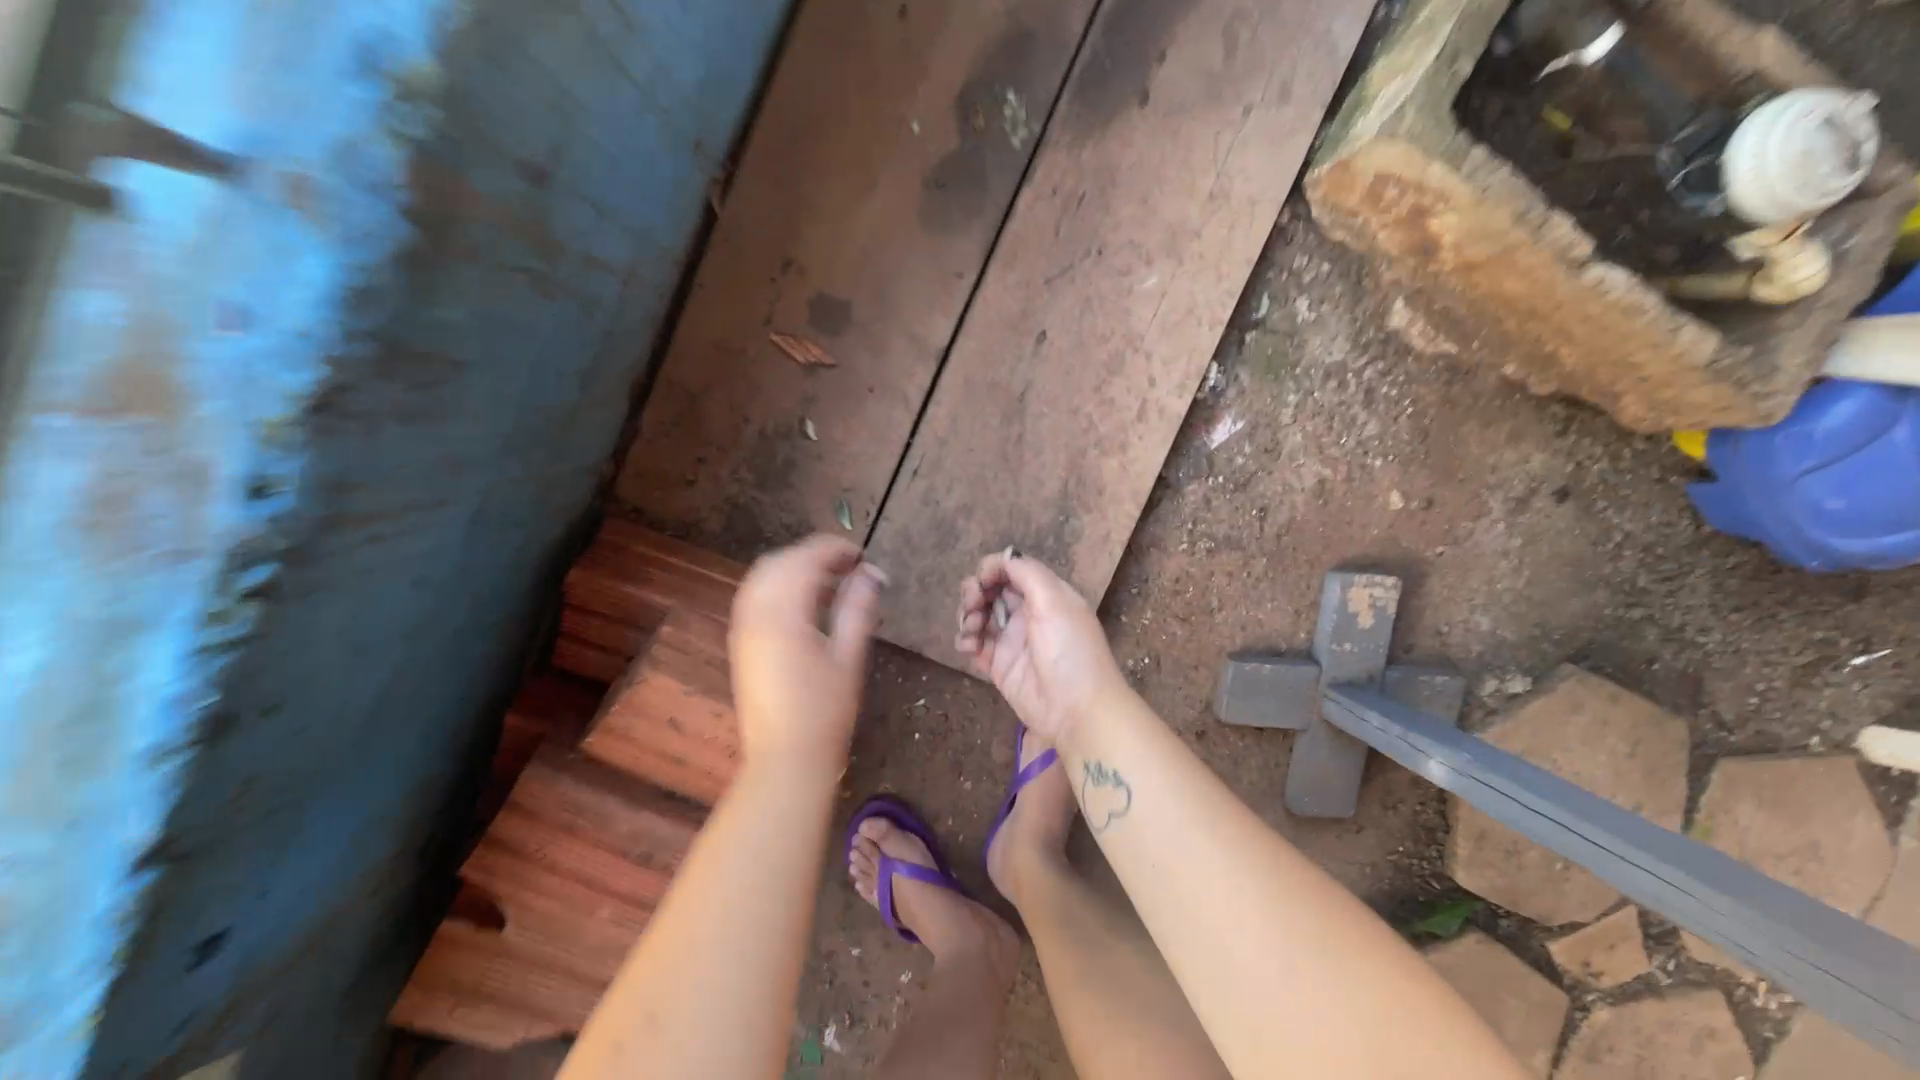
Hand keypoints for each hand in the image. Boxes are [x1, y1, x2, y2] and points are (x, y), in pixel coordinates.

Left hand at [730, 536, 886, 778]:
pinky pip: (755, 598)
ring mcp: (742, 629)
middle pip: (778, 563)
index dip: (833, 549)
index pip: (803, 560)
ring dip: (793, 570)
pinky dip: (778, 588)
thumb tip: (872, 574)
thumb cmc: (824, 712)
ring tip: (830, 585)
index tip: (860, 556)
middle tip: (848, 567)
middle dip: (812, 556)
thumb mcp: (849, 658)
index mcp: (782, 614)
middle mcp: (754, 614)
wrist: (785, 759)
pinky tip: (806, 607)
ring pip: (762, 578)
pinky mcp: (740, 645)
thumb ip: (858, 609)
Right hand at [954, 549, 1127, 745]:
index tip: (983, 580)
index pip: (1012, 570)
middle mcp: (1028, 613)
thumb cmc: (1070, 650)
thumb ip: (1028, 573)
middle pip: (990, 590)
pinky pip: (975, 644)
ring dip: (968, 615)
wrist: (1077, 709)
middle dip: (975, 591)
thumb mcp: (1055, 602)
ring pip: (979, 615)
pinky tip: (968, 646)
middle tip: (973, 604)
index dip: (992, 569)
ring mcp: (1012, 640)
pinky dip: (966, 640)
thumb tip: (1005, 556)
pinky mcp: (999, 665)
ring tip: (973, 629)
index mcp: (1046, 594)